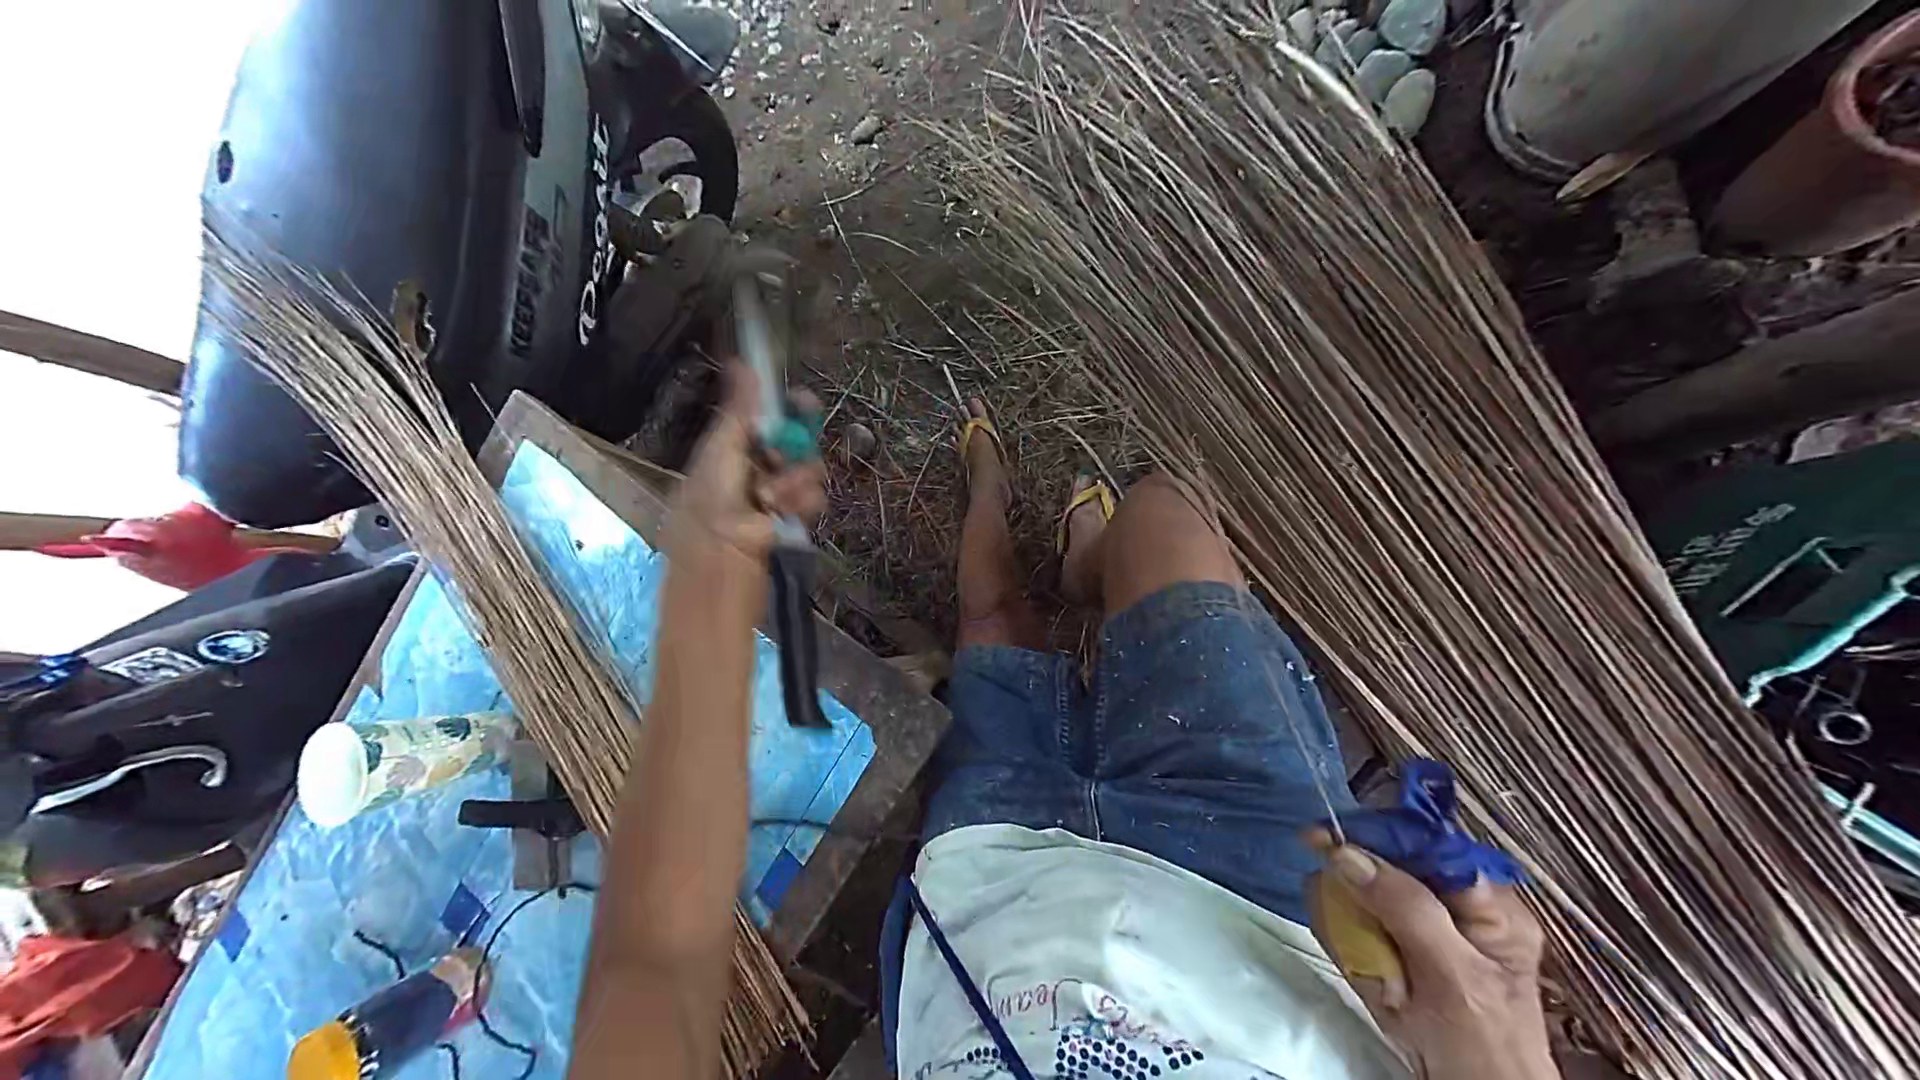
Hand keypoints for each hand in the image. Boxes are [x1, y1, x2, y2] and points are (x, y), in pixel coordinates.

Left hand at [663, 362, 826, 575]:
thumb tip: (742, 362)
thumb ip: (740, 409)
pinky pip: (814, 497)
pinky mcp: (795, 516)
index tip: (803, 402)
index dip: (789, 409)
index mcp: (737, 447)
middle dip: (797, 448)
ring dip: (797, 480)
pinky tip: (786, 509)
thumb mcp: (722, 449)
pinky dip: (804, 502)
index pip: (771, 418)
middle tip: (791, 457)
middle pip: (796, 442)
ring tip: (775, 497)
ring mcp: (780, 492)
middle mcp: (760, 466)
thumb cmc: (712, 500)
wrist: (719, 557)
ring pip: (809, 469)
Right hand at [1308, 838, 1559, 1079]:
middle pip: (1382, 860)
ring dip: (1346, 918)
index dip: (1373, 833)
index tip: (1321, 837)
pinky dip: (1341, 936)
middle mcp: (1450, 903)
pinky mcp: (1390, 942)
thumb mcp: (1454, 975)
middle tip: (1337, 911)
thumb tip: (1343, 852)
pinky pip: (1350, 916)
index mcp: (1483, 900)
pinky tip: (1360, 969)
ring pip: (1357, 887)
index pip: (1421, 840)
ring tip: (1366, 964)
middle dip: (1354, 887)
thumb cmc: (1484, 1046)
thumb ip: (1405, 907)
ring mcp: (1417, 923)